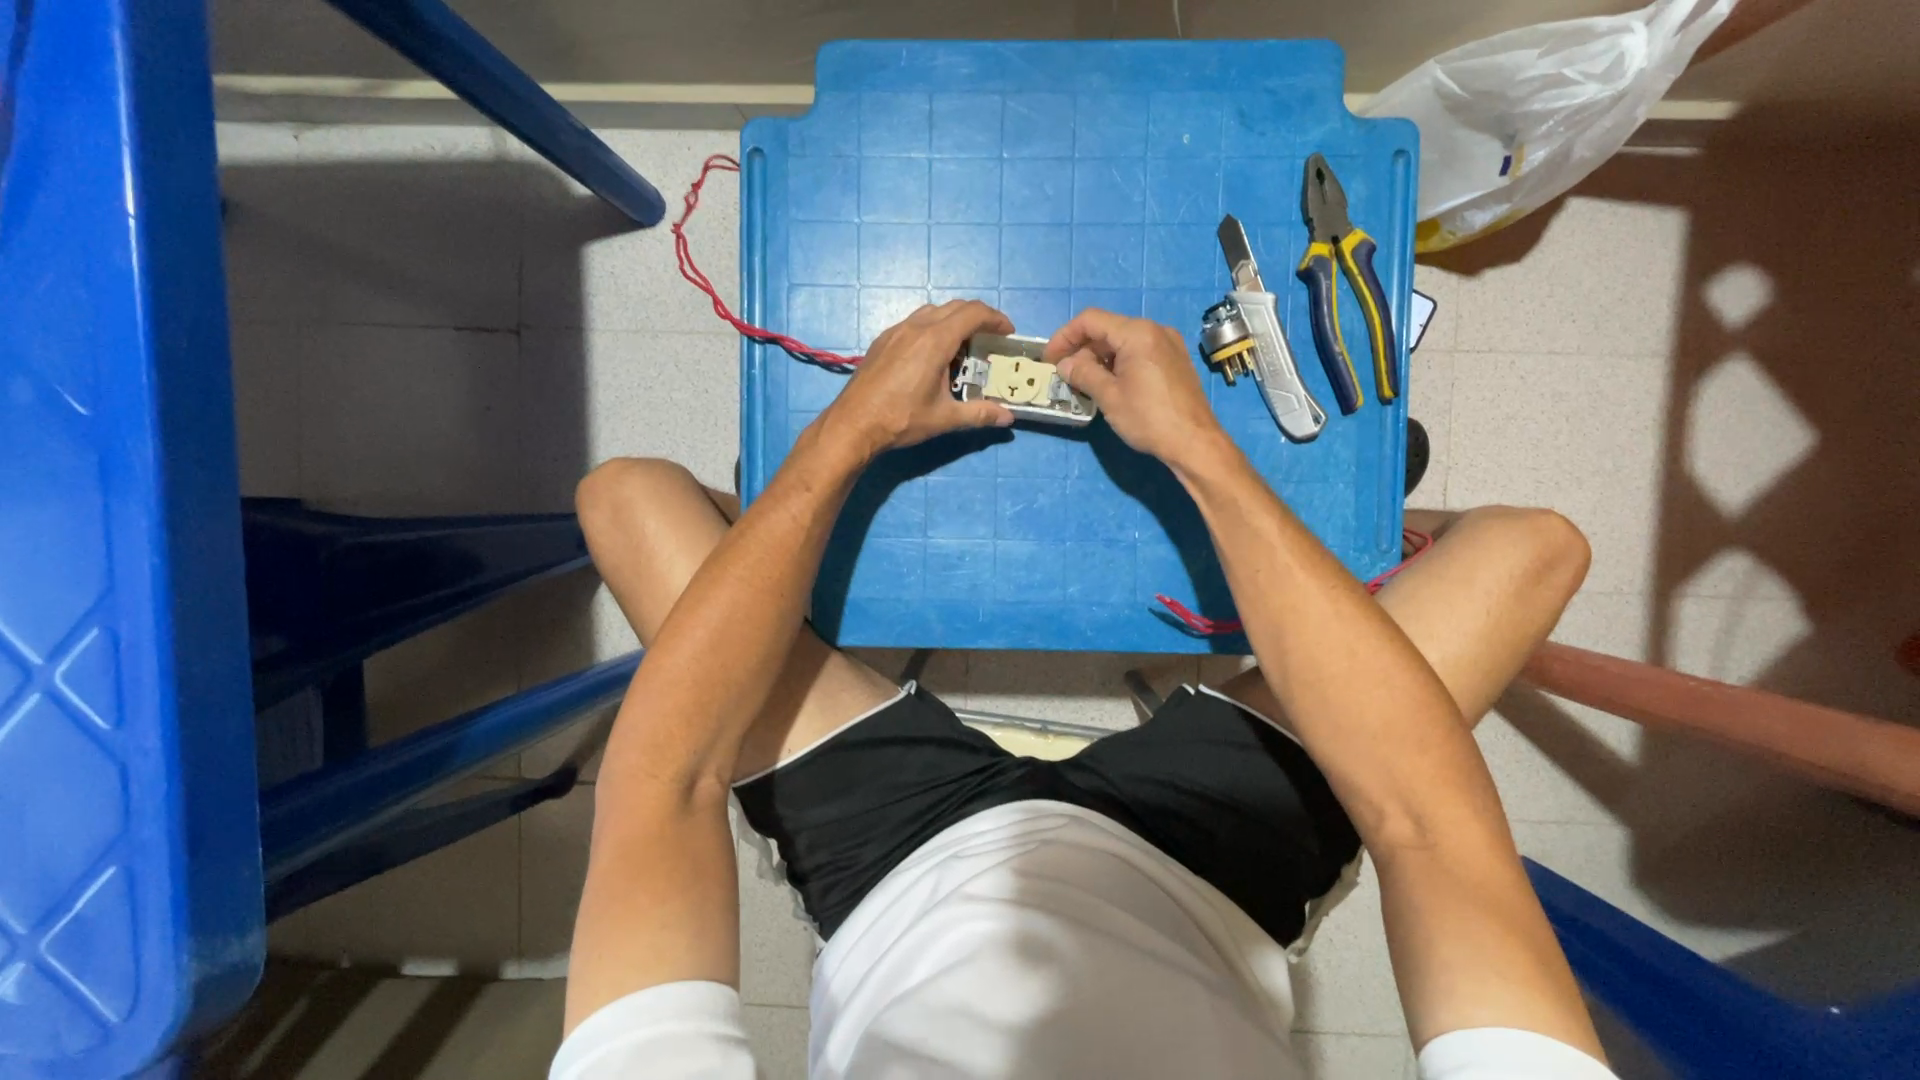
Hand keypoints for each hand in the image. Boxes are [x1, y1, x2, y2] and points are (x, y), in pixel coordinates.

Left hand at [818, 300, 1015, 458]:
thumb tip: (1008, 418)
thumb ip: (979, 414)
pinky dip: (932, 329)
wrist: (854, 424)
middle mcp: (916, 327)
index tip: (1007, 333)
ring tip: (962, 348)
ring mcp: (896, 331)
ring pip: (932, 312)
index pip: (974, 313)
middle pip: (955, 307)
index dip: (996, 319)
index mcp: (935, 341)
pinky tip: (932, 357)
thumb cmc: (901, 419)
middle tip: (989, 340)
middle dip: (978, 318)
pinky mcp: (883, 341)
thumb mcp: (945, 418)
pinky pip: (914, 323)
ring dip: (953, 321)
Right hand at [1044, 309, 1226, 467]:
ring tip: (1084, 382)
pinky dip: (1119, 362)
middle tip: (1065, 375)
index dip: (1064, 337)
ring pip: (1123, 341)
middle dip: (1082, 349)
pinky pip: (1140, 351)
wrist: (1195, 442)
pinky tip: (1110, 384)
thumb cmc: (1149, 418)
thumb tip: (1065, 364)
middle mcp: (1155, 330)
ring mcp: (1169, 344)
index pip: (1090, 320)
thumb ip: (1083, 374)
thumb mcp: (1109, 396)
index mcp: (1137, 333)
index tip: (1049, 359)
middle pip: (1108, 329)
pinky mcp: (1175, 360)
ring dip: (1099, 357)